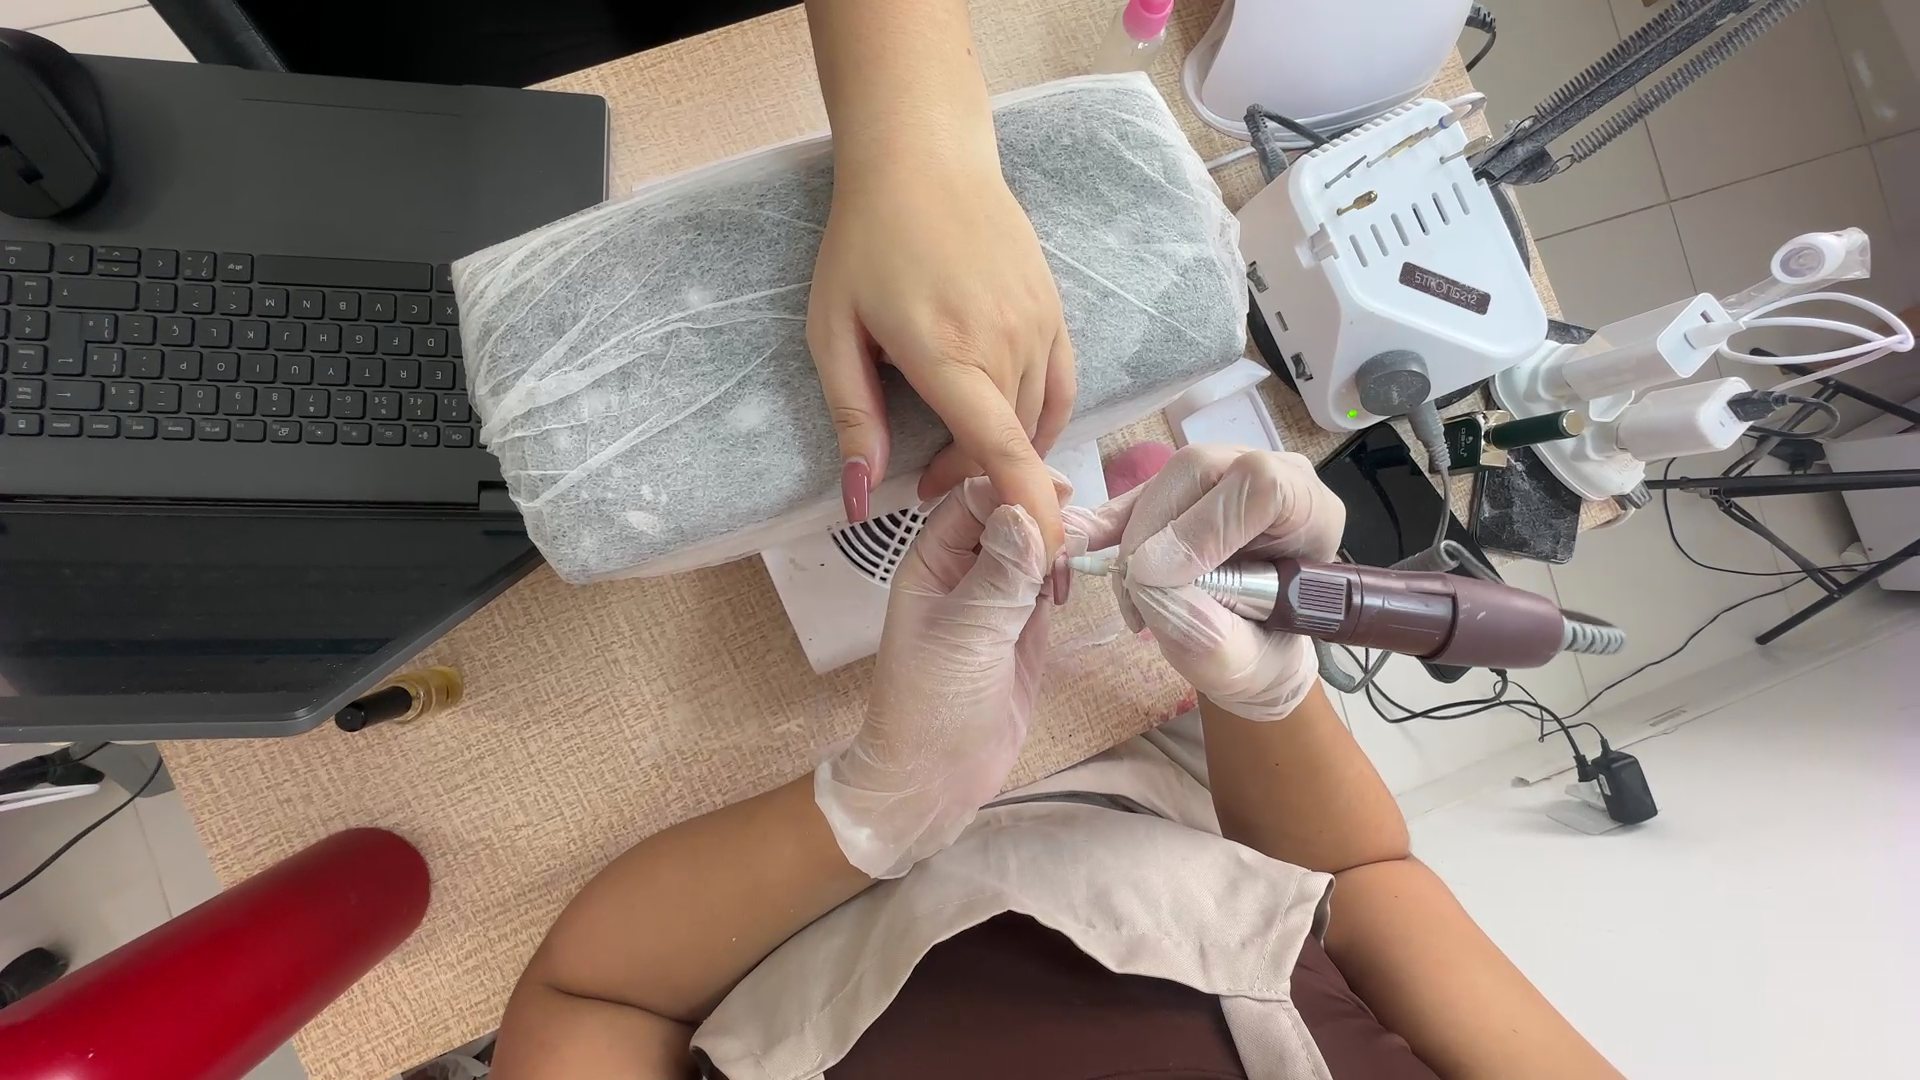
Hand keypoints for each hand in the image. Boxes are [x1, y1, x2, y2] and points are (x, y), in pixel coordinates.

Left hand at [808, 149, 1075, 551]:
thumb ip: (852, 417)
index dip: (1024, 512)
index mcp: (949, 355)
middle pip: (1010, 446)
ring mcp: (1040, 327)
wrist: (924, 158)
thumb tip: (860, 496)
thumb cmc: (866, 243)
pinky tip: (1016, 429)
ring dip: (1003, 451)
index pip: (1002, 452)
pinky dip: (1043, 422)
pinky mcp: (1055, 313)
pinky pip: (1062, 388)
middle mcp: (1008, 346)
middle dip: (973, 479)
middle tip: (927, 477)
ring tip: (959, 446)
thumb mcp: (833, 332)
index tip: (1034, 557)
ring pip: (1038, 421)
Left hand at [815, 474, 1066, 878]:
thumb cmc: (934, 702)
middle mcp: (964, 569)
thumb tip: (1030, 510)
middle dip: (1044, 517)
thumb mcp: (967, 633)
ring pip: (1033, 550)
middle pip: (1009, 518)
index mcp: (932, 559)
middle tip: (1079, 533)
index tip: (1060, 497)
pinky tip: (1073, 584)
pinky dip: (1063, 578)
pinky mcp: (1023, 626)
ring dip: (1058, 548)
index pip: (974, 498)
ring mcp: (996, 598)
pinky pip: (1046, 585)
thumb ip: (1001, 574)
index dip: (1013, 489)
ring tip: (1080, 560)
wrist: (937, 777)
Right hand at [1069, 445, 1345, 720]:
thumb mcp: (1244, 667)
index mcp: (1311, 515)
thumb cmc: (1261, 657)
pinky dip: (1106, 523)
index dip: (1202, 528)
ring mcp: (1224, 473)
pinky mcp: (1182, 486)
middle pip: (1198, 469)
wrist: (1250, 651)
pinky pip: (1135, 493)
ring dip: (1130, 537)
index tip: (1157, 579)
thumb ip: (1208, 635)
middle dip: (1151, 530)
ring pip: (1163, 479)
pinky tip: (1087, 546)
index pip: (1260, 487)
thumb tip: (1149, 581)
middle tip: (1133, 590)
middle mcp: (1271, 476)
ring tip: (1130, 597)